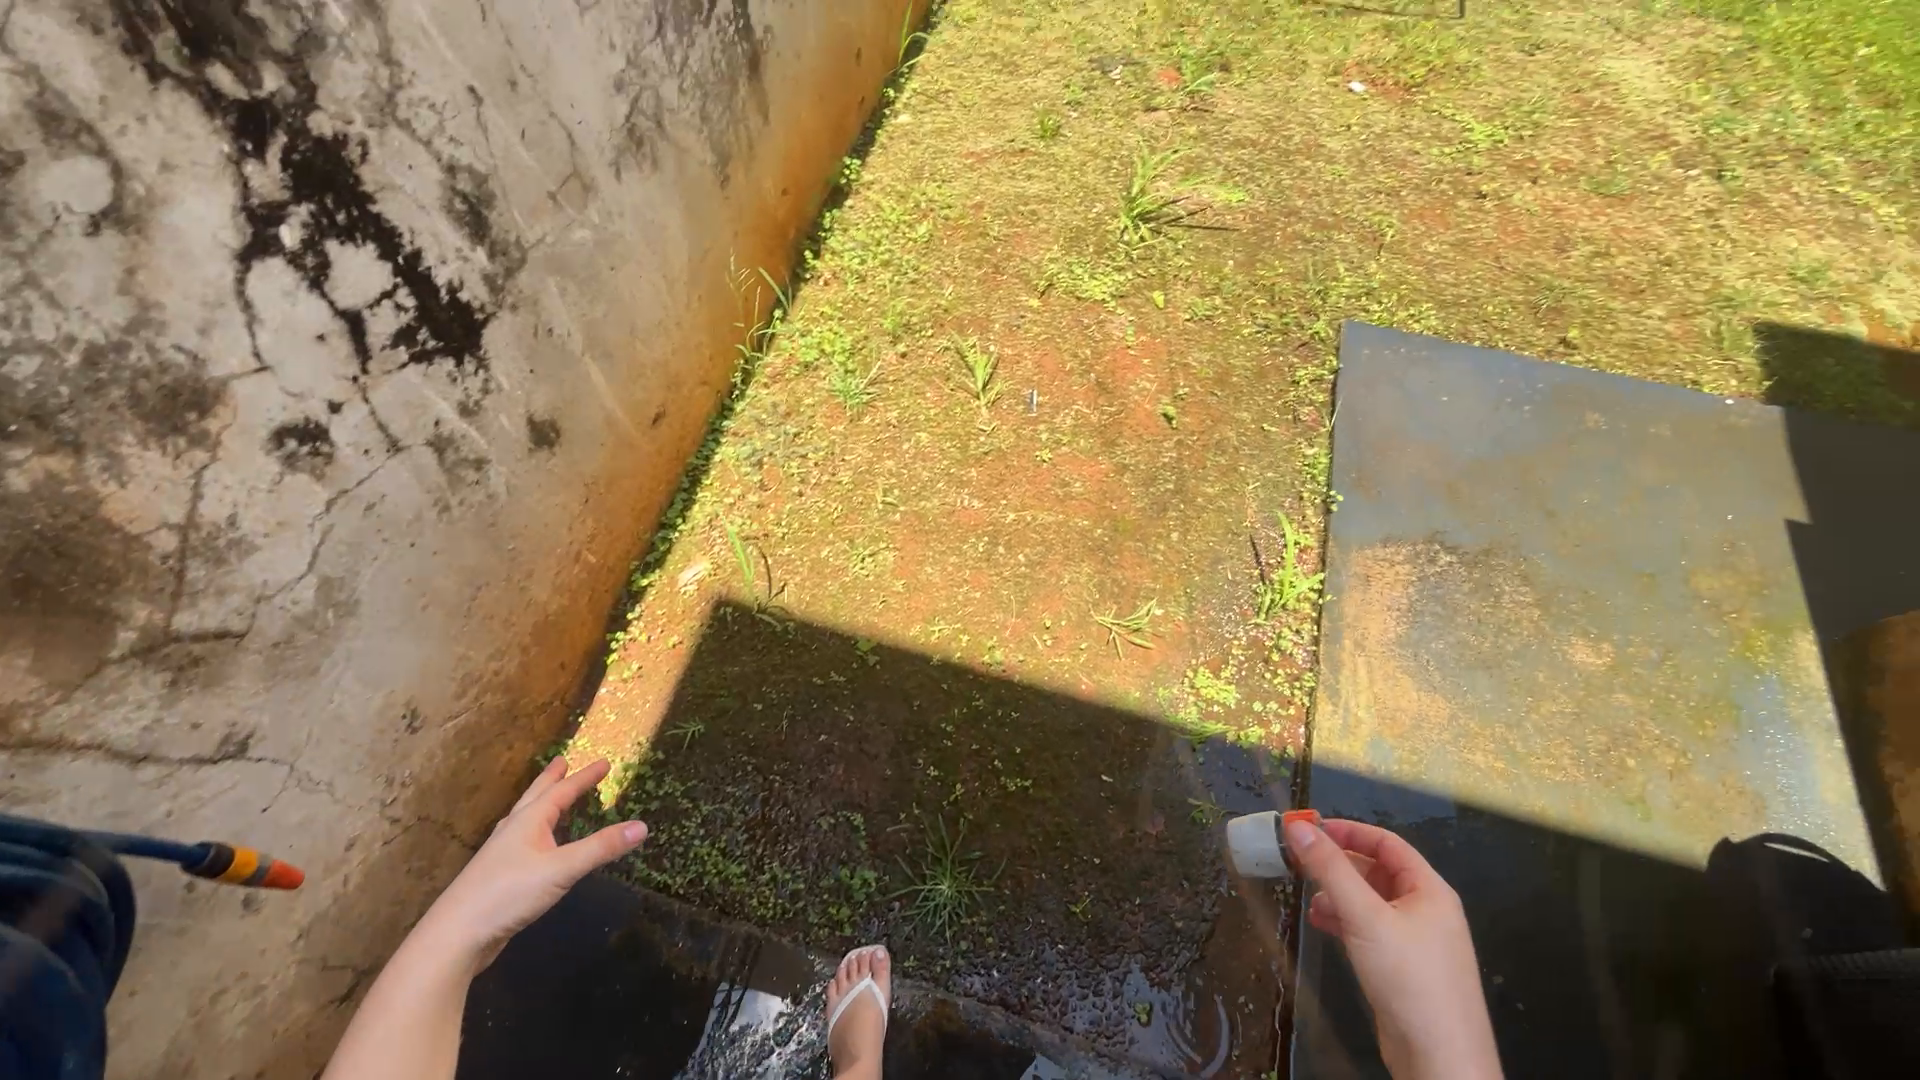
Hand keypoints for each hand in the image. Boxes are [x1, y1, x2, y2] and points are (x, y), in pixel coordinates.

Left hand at [415, 756, 647, 972]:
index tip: (604, 762)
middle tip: (563, 761)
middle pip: (535, 798)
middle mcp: (512, 832)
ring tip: (547, 797)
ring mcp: (501, 856)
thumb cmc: (508, 894)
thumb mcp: (562, 869)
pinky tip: (533, 845)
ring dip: (539, 803)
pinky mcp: (497, 878)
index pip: (561, 792)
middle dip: (552, 780)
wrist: (455, 937)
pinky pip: (521, 842)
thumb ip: (601, 848)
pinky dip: (533, 832)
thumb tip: (642, 826)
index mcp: (528, 823)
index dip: (584, 778)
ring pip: (524, 819)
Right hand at [1285, 818, 1501, 1079]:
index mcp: (1429, 890)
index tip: (1309, 828)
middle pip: (1377, 871)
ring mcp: (1417, 940)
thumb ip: (1329, 869)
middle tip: (1300, 861)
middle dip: (1338, 864)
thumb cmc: (1408, 976)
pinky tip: (1322, 924)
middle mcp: (1427, 910)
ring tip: (1308, 897)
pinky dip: (1344, 920)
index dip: (1348, 831)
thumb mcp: (1364, 916)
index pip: (1386, 843)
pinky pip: (1370, 927)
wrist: (1440, 1060)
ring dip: (1338, 893)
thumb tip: (1296, 826)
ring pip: (1370, 901)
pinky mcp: (1403, 966)